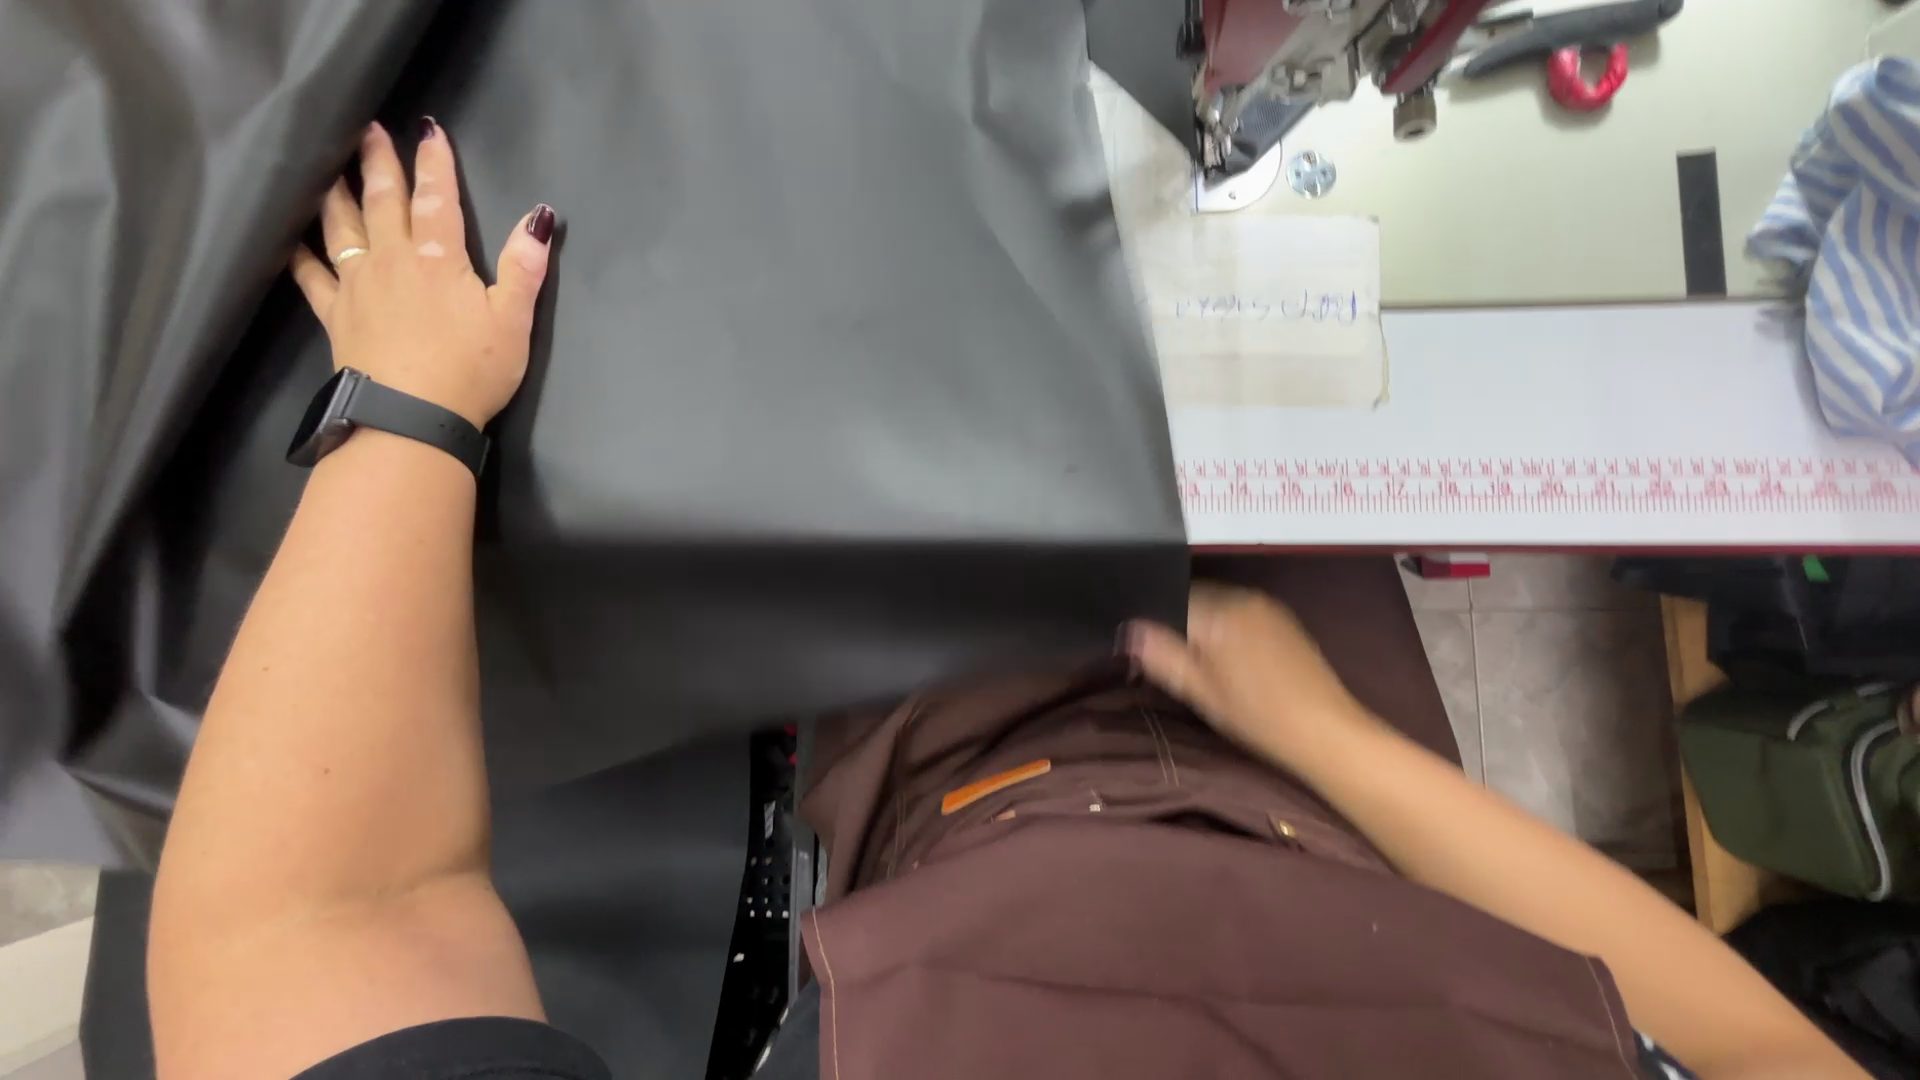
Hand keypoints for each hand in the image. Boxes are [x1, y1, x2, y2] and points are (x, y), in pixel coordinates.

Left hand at [289, 119, 555, 427]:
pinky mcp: (336, 314)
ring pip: (342, 226)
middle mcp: (392, 261)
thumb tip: (540, 217)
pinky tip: (294, 241)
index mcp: (439, 260)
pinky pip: (312, 275)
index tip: (427, 130)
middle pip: (382, 201)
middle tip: (367, 130)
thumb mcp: (514, 320)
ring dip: (337, 193)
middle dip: (378, 163)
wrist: (412, 415)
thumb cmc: (472, 369)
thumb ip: (525, 267)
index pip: (438, 200)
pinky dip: (302, 253)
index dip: (434, 163)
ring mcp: (357, 286)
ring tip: (329, 168)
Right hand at [1125, 584, 1382, 770]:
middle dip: (1178, 620)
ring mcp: (1265, 605)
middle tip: (1173, 658)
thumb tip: (1129, 631)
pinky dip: (1226, 624)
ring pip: (1216, 603)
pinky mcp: (1281, 616)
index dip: (1153, 621)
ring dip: (1203, 622)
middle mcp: (1240, 597)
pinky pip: (1239, 609)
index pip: (1167, 600)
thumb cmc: (1257, 716)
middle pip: (1192, 598)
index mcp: (1216, 614)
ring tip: (1202, 659)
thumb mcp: (1200, 692)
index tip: (1147, 645)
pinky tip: (1230, 657)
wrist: (1326, 731)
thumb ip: (1161, 656)